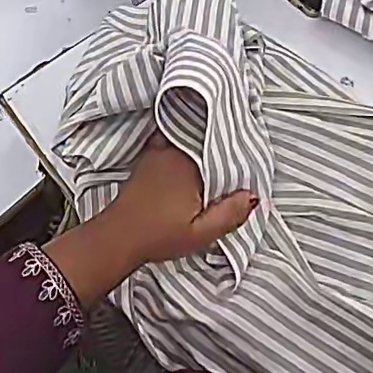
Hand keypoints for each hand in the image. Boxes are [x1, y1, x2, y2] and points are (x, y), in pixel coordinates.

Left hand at [94, 136, 257, 265]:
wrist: (119, 236)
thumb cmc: (159, 236)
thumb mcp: (200, 234)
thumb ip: (230, 214)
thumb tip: (254, 195)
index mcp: (191, 167)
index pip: (222, 150)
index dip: (237, 152)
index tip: (249, 153)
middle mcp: (175, 152)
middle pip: (205, 138)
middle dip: (220, 140)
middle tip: (238, 144)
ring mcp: (159, 152)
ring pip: (188, 135)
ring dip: (201, 136)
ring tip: (217, 143)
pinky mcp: (148, 157)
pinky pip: (170, 138)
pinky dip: (181, 138)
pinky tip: (188, 148)